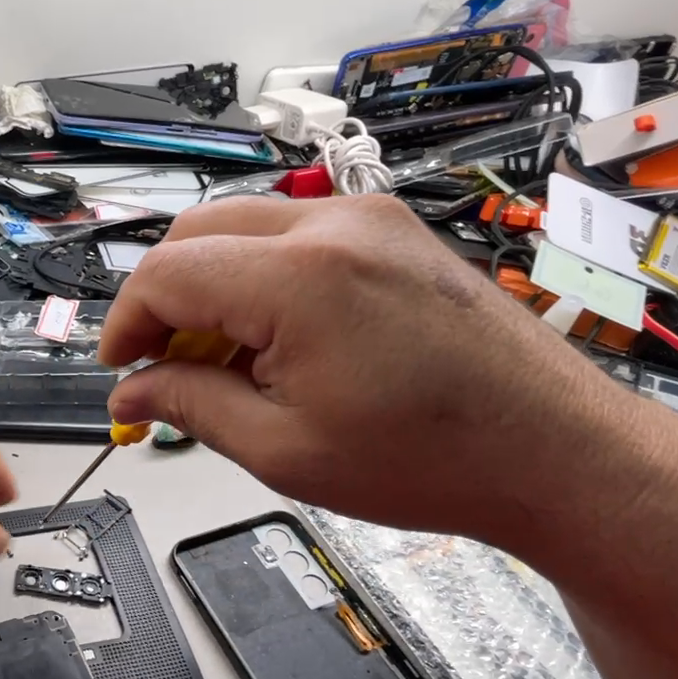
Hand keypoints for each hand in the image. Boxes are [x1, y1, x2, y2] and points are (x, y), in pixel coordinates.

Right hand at [101, 195, 670, 545]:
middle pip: (194, 233)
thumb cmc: (426, 461)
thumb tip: (128, 394)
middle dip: (160, 299)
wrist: (557, 451)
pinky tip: (269, 338)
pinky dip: (253, 277)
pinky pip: (288, 233)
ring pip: (239, 227)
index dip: (126, 323)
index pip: (165, 273)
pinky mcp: (390, 231)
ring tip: (217, 359)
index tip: (120, 371)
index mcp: (299, 278)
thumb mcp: (281, 449)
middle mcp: (332, 223)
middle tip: (160, 365)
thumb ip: (187, 406)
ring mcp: (368, 217)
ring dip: (205, 286)